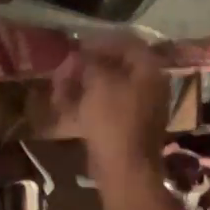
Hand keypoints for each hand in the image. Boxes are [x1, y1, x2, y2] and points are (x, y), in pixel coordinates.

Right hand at [52, 37, 171, 192]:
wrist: (123, 167)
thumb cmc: (113, 120)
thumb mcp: (99, 83)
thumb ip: (90, 62)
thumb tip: (82, 53)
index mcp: (148, 71)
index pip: (128, 44)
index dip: (101, 41)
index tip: (78, 45)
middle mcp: (148, 86)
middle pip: (116, 66)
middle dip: (87, 65)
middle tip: (65, 68)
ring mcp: (138, 107)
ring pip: (107, 87)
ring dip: (82, 84)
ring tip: (60, 87)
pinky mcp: (125, 126)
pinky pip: (104, 106)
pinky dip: (86, 103)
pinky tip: (65, 106)